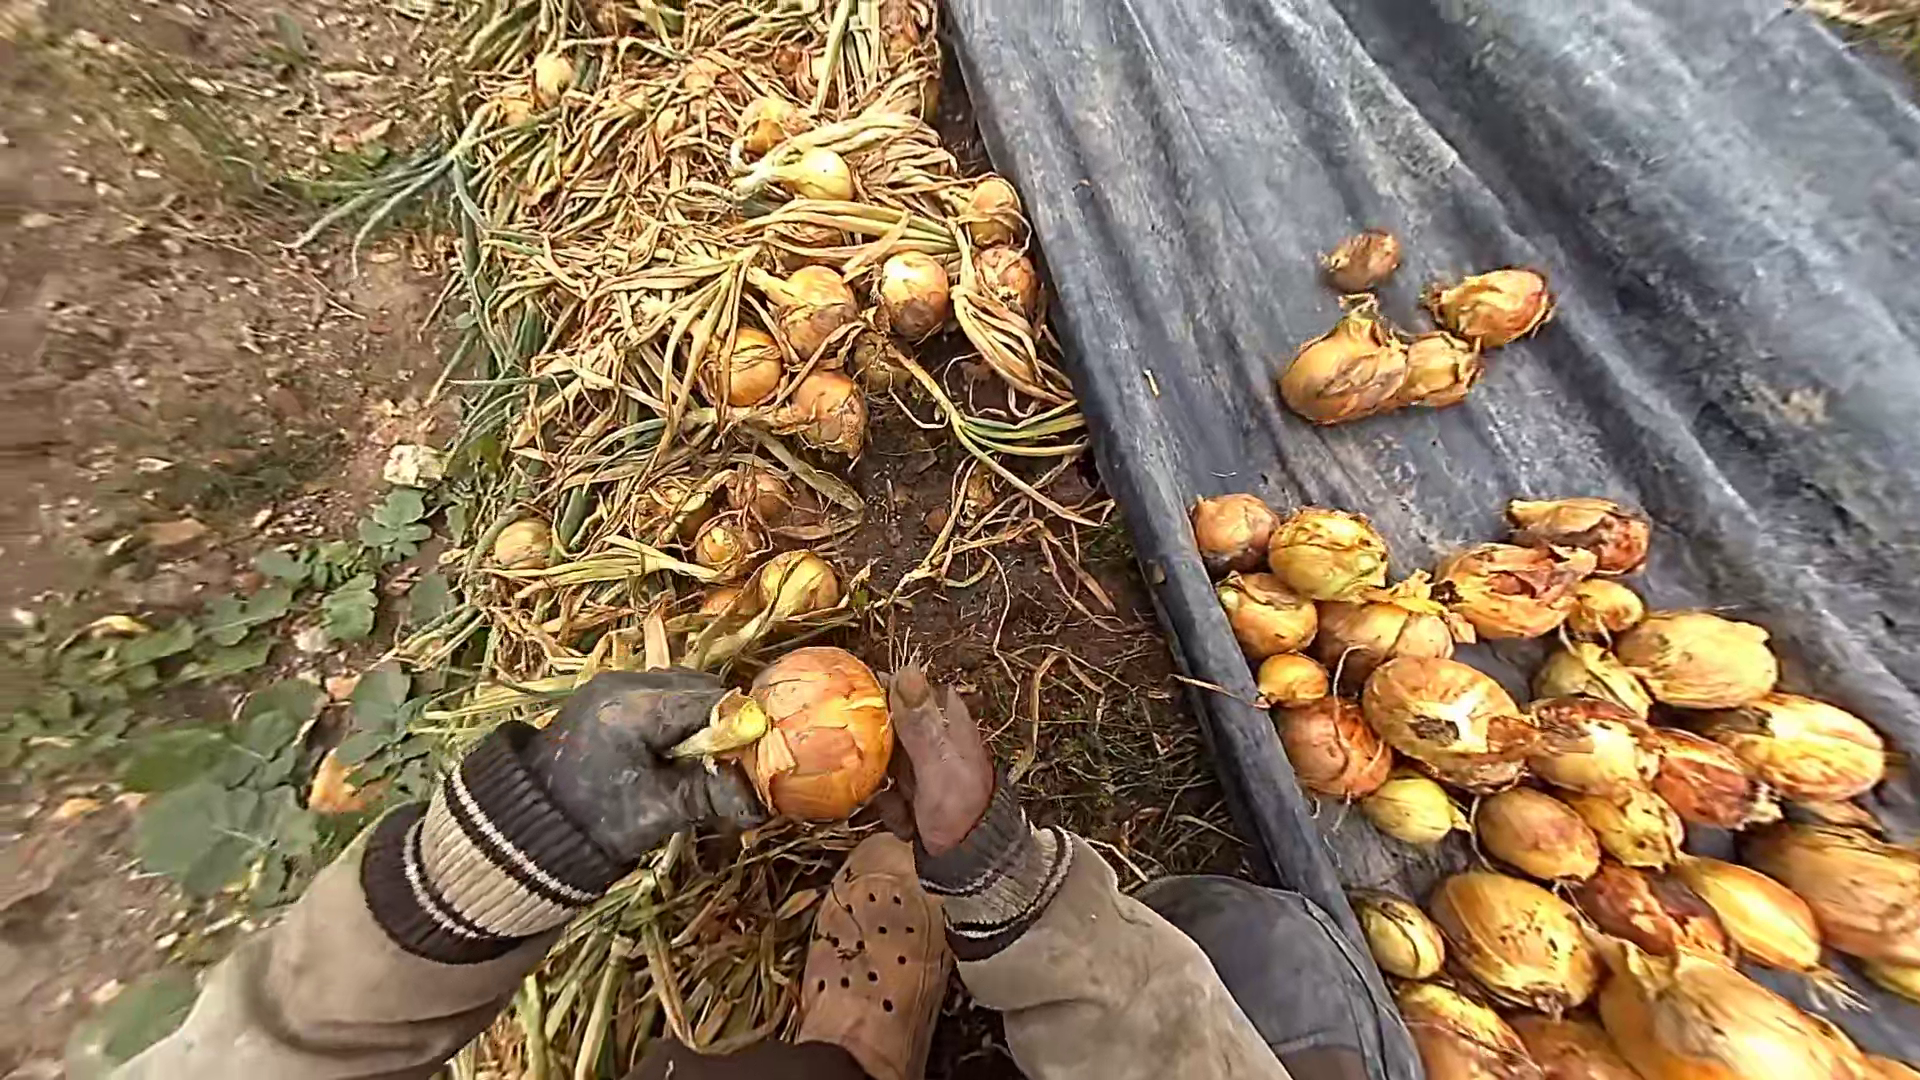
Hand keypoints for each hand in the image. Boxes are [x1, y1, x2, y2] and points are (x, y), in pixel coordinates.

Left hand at [522, 669, 763, 860]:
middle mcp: (625, 681)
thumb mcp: (660, 811)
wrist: (523, 836)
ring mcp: (615, 683)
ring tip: (693, 756)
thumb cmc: (594, 825)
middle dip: (719, 720)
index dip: (736, 726)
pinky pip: (662, 691)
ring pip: (684, 686)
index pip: (710, 700)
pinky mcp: (610, 693)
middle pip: (700, 687)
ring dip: (700, 716)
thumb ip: (715, 793)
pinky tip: (671, 746)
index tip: (747, 755)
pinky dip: (678, 714)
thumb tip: (765, 798)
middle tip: (720, 760)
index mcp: (635, 707)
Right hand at [887, 665, 994, 854]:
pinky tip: (906, 822)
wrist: (973, 865)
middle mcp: (933, 735)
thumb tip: (908, 669)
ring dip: (885, 789)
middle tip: (884, 781)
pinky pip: (886, 789)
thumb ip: (919, 722)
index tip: (859, 718)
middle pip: (885, 728)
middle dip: (877, 759)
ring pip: (881, 761)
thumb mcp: (936, 764)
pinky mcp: (913, 789)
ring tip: (903, 808)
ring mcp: (922, 763)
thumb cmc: (960, 809)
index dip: (877, 700)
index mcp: (946, 718)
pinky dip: (892, 808)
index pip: (903, 690)